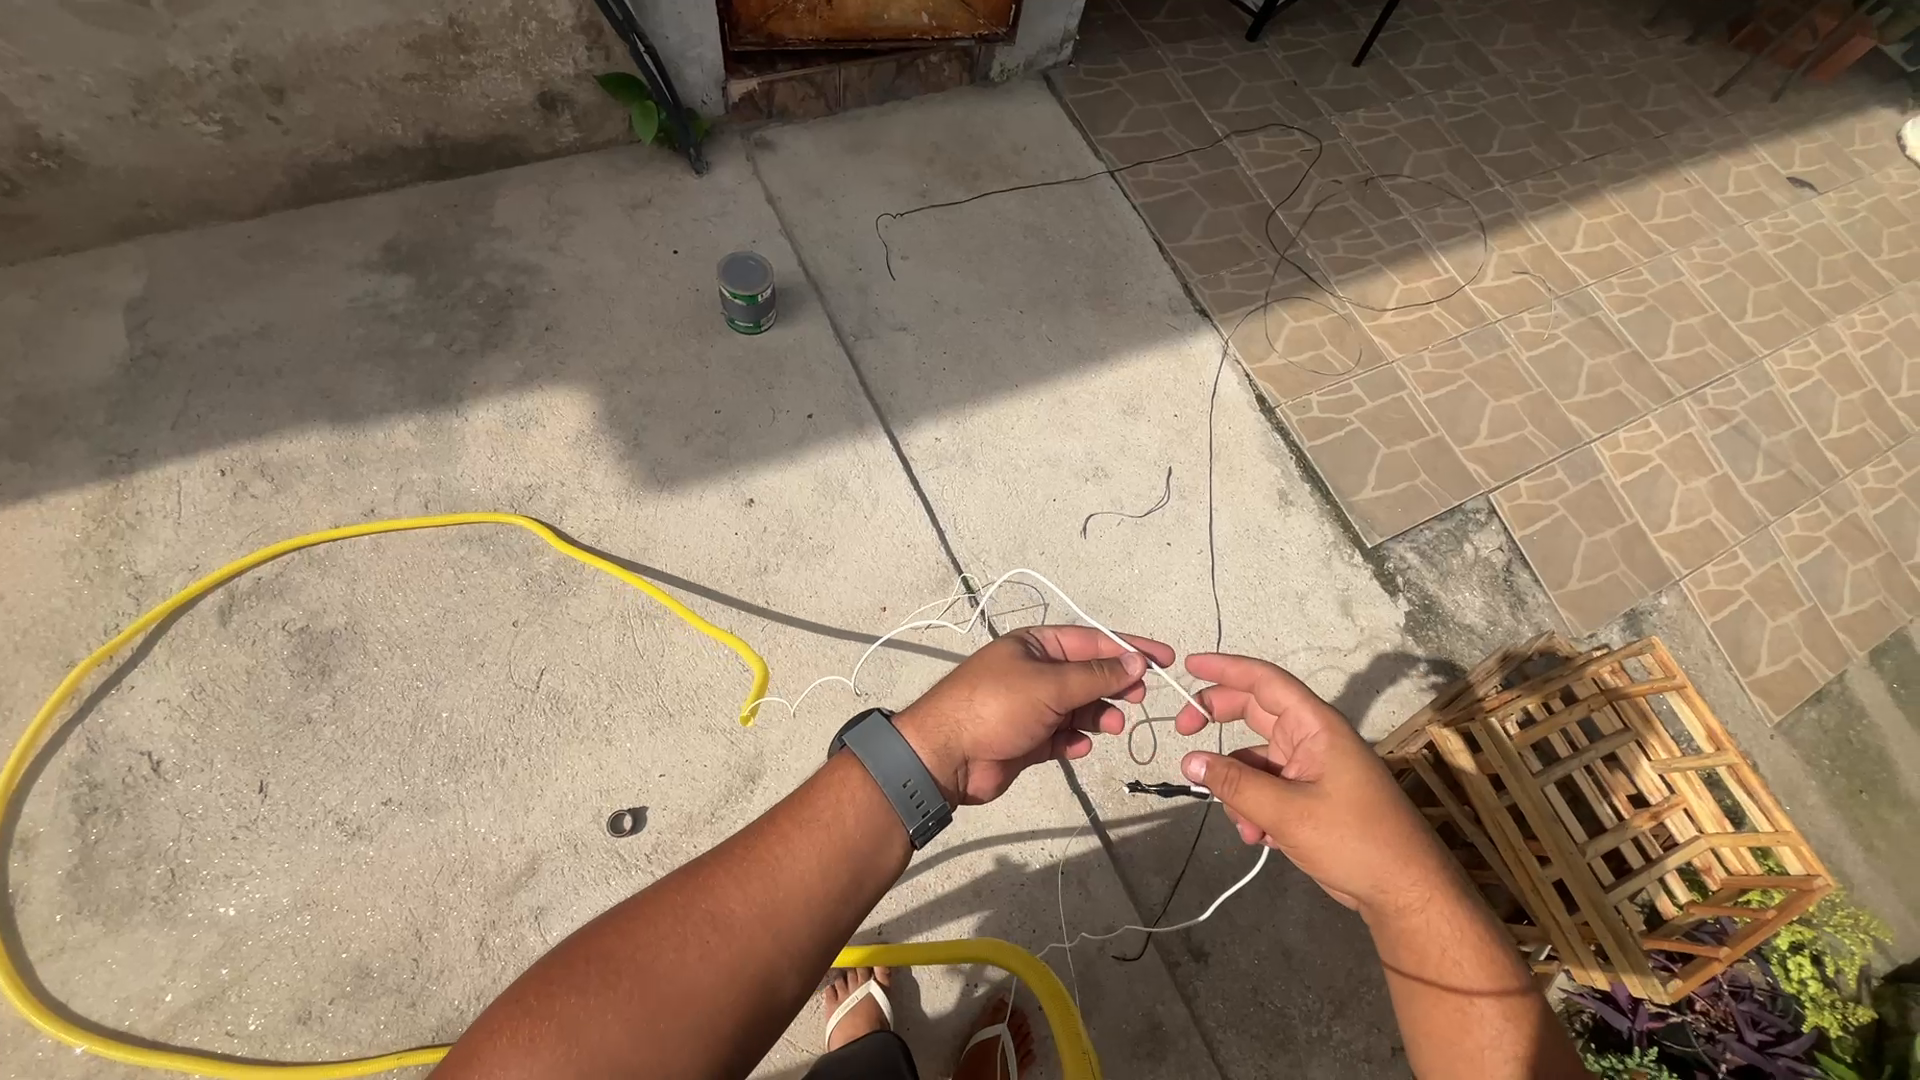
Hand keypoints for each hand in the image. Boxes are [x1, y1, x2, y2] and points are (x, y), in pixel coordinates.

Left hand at [893, 626, 1173, 805]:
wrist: (947, 756)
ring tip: (1113, 726)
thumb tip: (1136, 661)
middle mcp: (1035, 671)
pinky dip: (1075, 740)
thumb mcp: (1050, 684)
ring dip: (1099, 715)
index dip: (1128, 648)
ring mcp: (1031, 706)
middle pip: (1087, 674)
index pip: (1091, 640)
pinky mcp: (1027, 739)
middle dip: (1115, 685)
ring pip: (1078, 707)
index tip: (1165, 659)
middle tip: (1141, 697)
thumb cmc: (998, 706)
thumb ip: (1096, 675)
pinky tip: (1080, 747)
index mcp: (1035, 645)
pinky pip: (1062, 736)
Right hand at [1173, 654, 1457, 921]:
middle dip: (1217, 722)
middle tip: (1183, 730)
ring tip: (1243, 824)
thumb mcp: (1287, 813)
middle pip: (1253, 713)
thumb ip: (1235, 783)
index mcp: (1315, 726)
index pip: (1264, 681)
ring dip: (1238, 786)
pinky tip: (1259, 839)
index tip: (1189, 666)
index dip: (1226, 668)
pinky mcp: (1310, 796)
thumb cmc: (1355, 841)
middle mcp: (1312, 739)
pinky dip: (1253, 807)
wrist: (1406, 894)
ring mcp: (1311, 768)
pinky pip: (1266, 787)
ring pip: (1255, 759)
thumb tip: (1190, 761)